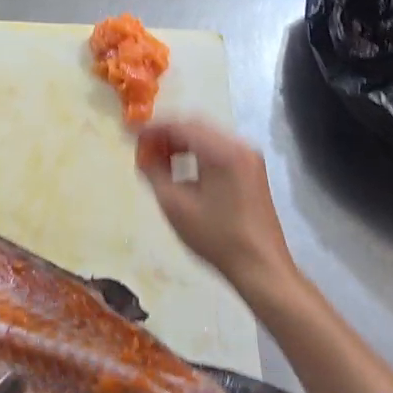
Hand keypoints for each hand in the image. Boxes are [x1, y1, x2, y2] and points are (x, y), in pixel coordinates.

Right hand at [136, 118, 294, 289]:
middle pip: (196, 126)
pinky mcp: (252, 170)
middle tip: (143, 147)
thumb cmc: (216, 238)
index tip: (130, 135)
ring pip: (207, 137)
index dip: (152, 128)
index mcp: (222, 151)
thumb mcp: (175, 206)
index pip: (181, 126)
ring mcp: (249, 157)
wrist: (261, 266)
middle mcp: (240, 145)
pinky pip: (219, 149)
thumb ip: (154, 173)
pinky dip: (197, 152)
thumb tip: (143, 156)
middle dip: (166, 134)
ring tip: (158, 158)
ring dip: (181, 143)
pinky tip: (182, 167)